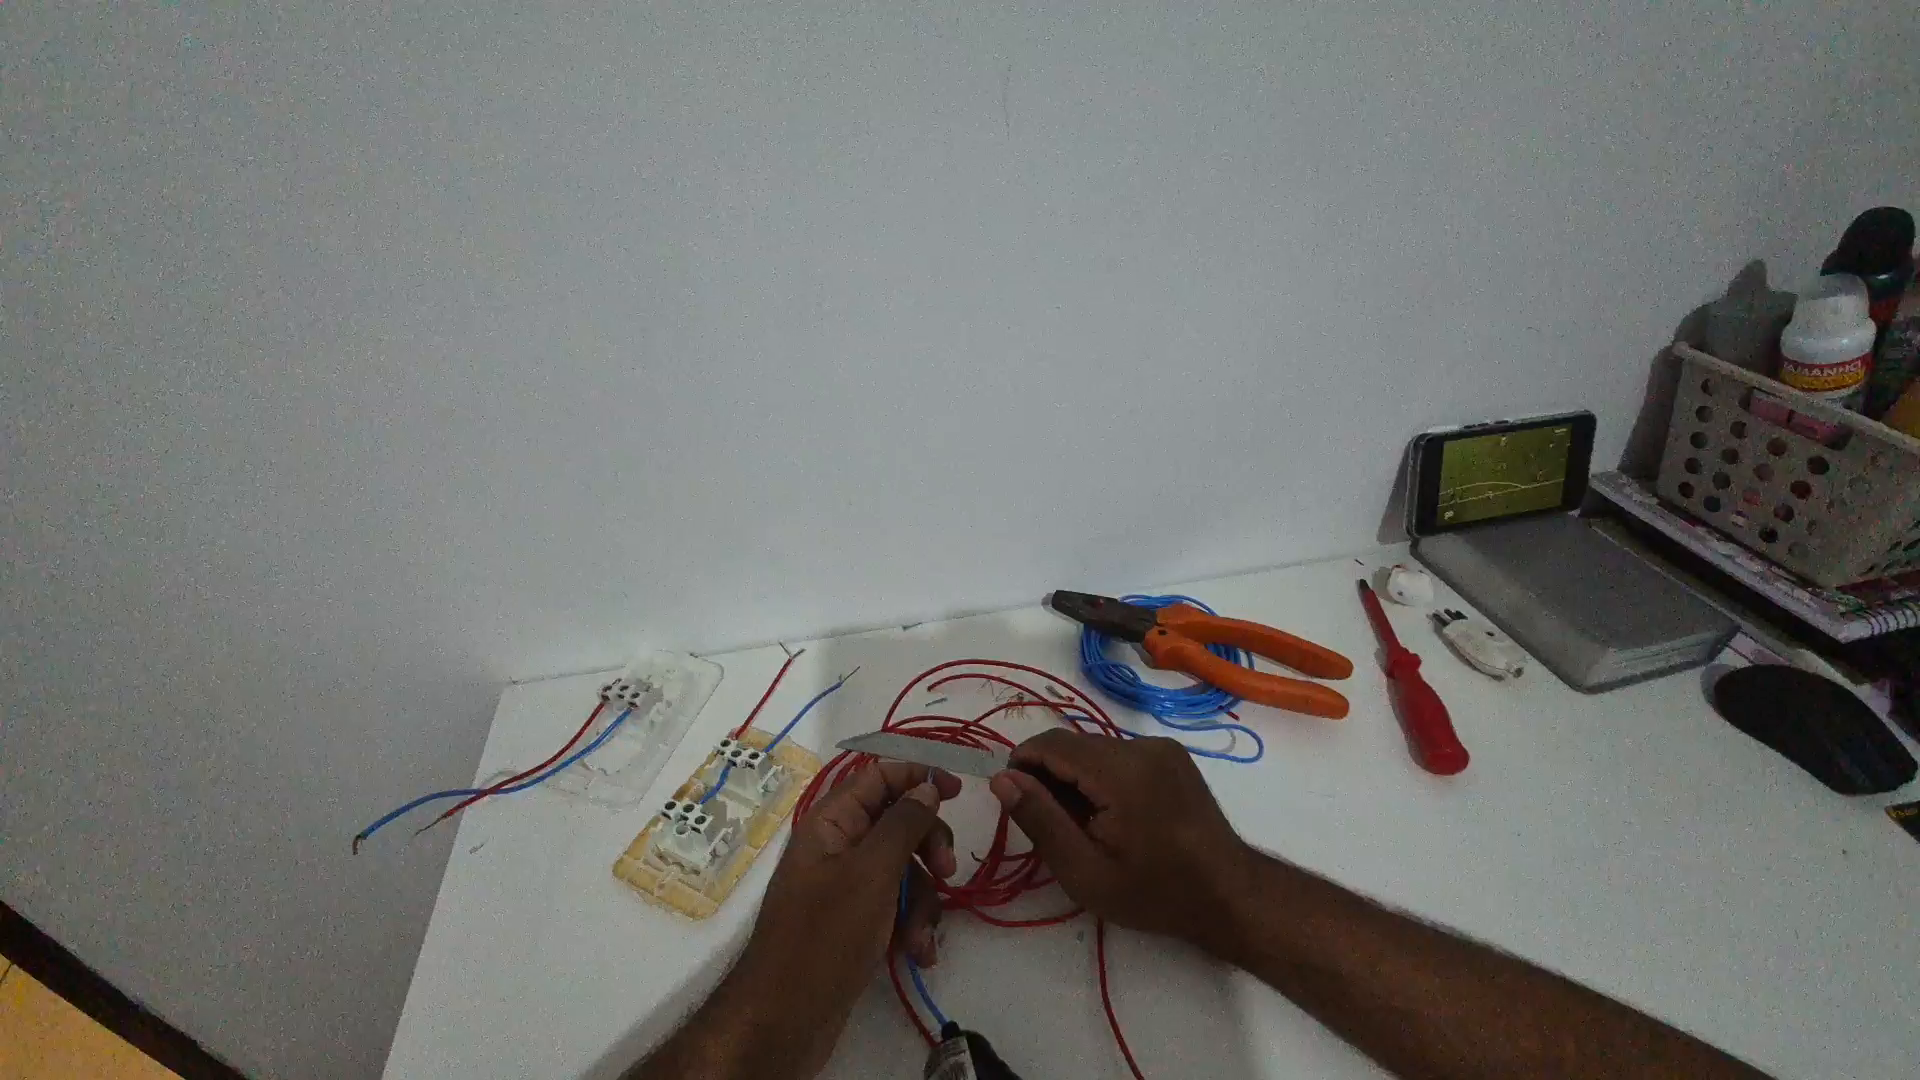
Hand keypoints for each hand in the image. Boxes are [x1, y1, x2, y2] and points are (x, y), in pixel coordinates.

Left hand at [732, 760, 960, 1071]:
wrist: (783, 1021)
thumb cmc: (825, 936)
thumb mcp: (872, 872)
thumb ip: (903, 823)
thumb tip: (927, 786)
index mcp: (831, 821)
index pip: (879, 775)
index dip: (918, 774)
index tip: (957, 789)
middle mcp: (838, 845)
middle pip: (898, 822)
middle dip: (928, 846)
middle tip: (946, 869)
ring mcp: (847, 885)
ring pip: (903, 868)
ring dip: (922, 899)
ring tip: (921, 937)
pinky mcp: (856, 921)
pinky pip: (895, 905)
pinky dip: (911, 925)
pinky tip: (917, 953)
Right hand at [989, 731, 1254, 955]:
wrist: (1231, 895)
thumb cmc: (1154, 892)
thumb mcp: (1085, 871)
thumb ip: (1040, 820)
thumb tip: (1002, 779)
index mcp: (1120, 770)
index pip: (1052, 743)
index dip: (1022, 763)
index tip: (1013, 798)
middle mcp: (1141, 745)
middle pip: (1073, 744)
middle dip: (1049, 774)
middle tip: (1050, 822)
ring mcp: (1160, 747)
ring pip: (1094, 748)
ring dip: (1075, 775)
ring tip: (1083, 823)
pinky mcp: (1172, 754)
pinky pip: (1118, 754)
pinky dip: (1101, 775)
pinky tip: (1111, 814)